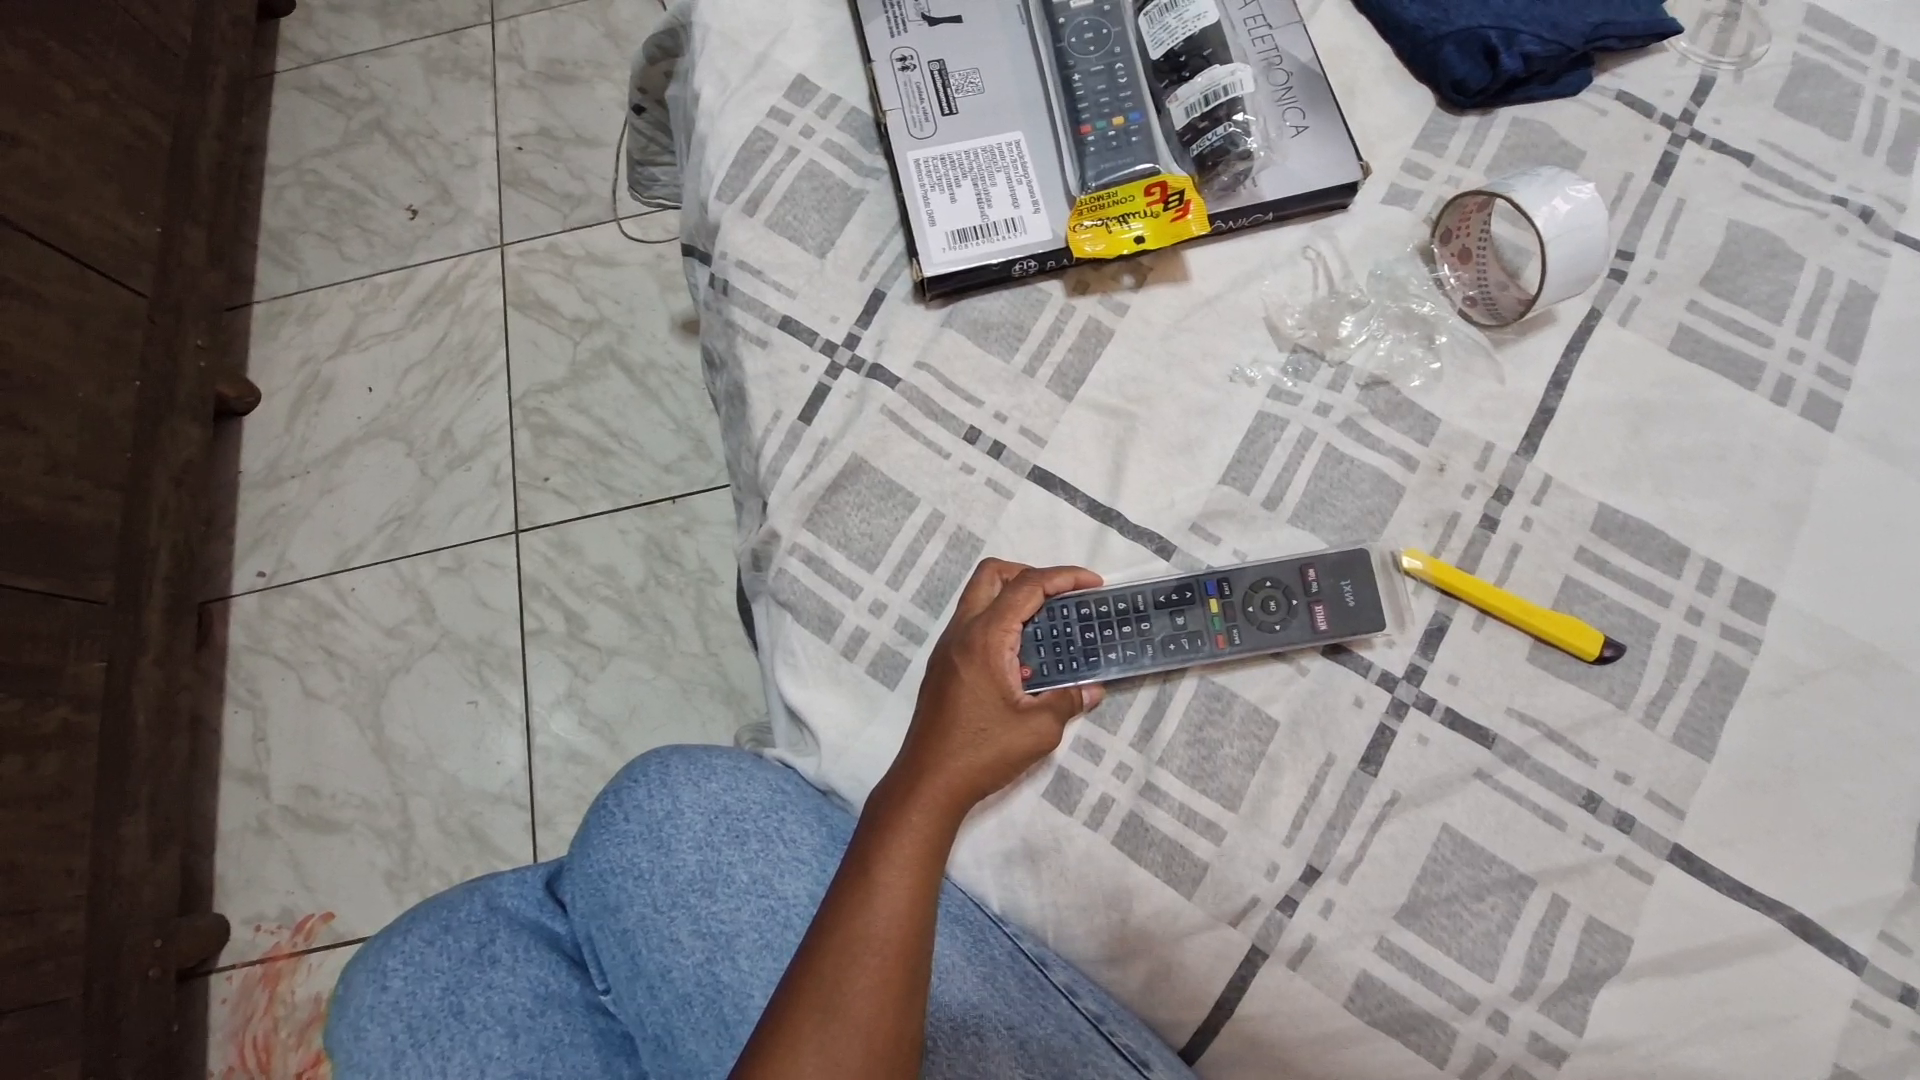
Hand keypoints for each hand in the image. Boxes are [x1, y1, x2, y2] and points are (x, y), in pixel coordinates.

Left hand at [882, 558, 1106, 819]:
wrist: (928, 782)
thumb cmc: (982, 753)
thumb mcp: (1038, 730)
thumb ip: (1068, 701)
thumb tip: (1091, 690)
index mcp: (985, 638)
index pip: (1026, 586)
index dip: (1063, 577)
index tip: (1093, 583)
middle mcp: (961, 633)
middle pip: (992, 574)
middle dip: (1031, 574)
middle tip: (1061, 596)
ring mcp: (948, 648)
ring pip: (979, 598)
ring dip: (1013, 598)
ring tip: (1047, 624)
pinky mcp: (944, 665)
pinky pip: (973, 624)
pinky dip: (1000, 623)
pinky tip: (1023, 659)